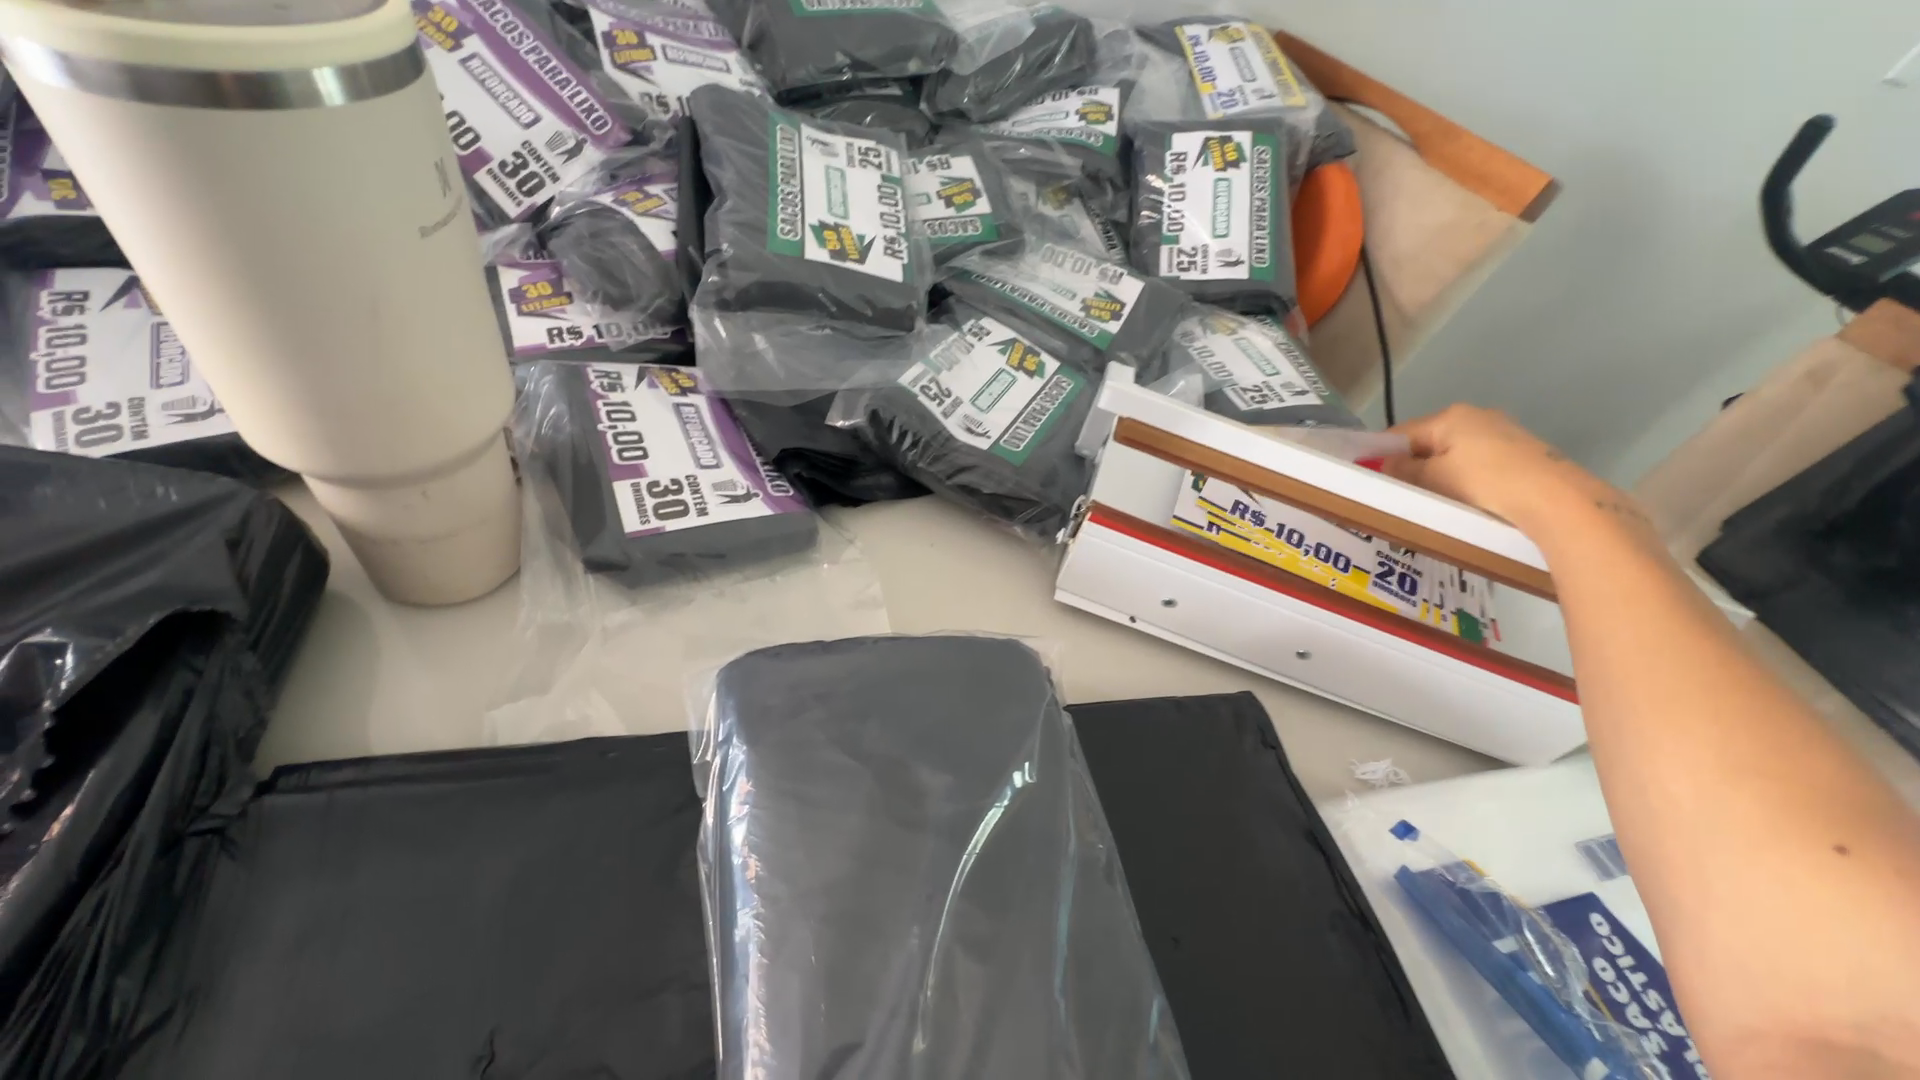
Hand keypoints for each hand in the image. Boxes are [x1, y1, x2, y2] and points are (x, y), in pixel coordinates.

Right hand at [1381, 405, 1647, 540]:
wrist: (1556, 500)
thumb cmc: (1485, 482)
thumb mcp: (1434, 479)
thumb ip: (1404, 470)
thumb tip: (1386, 463)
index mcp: (1450, 416)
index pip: (1401, 433)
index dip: (1381, 454)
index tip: (1371, 479)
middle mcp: (1477, 416)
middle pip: (1430, 442)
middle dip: (1414, 466)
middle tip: (1404, 495)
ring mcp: (1504, 433)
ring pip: (1455, 454)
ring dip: (1441, 475)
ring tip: (1436, 502)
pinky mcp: (1522, 453)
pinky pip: (1479, 464)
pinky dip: (1467, 480)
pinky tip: (1468, 501)